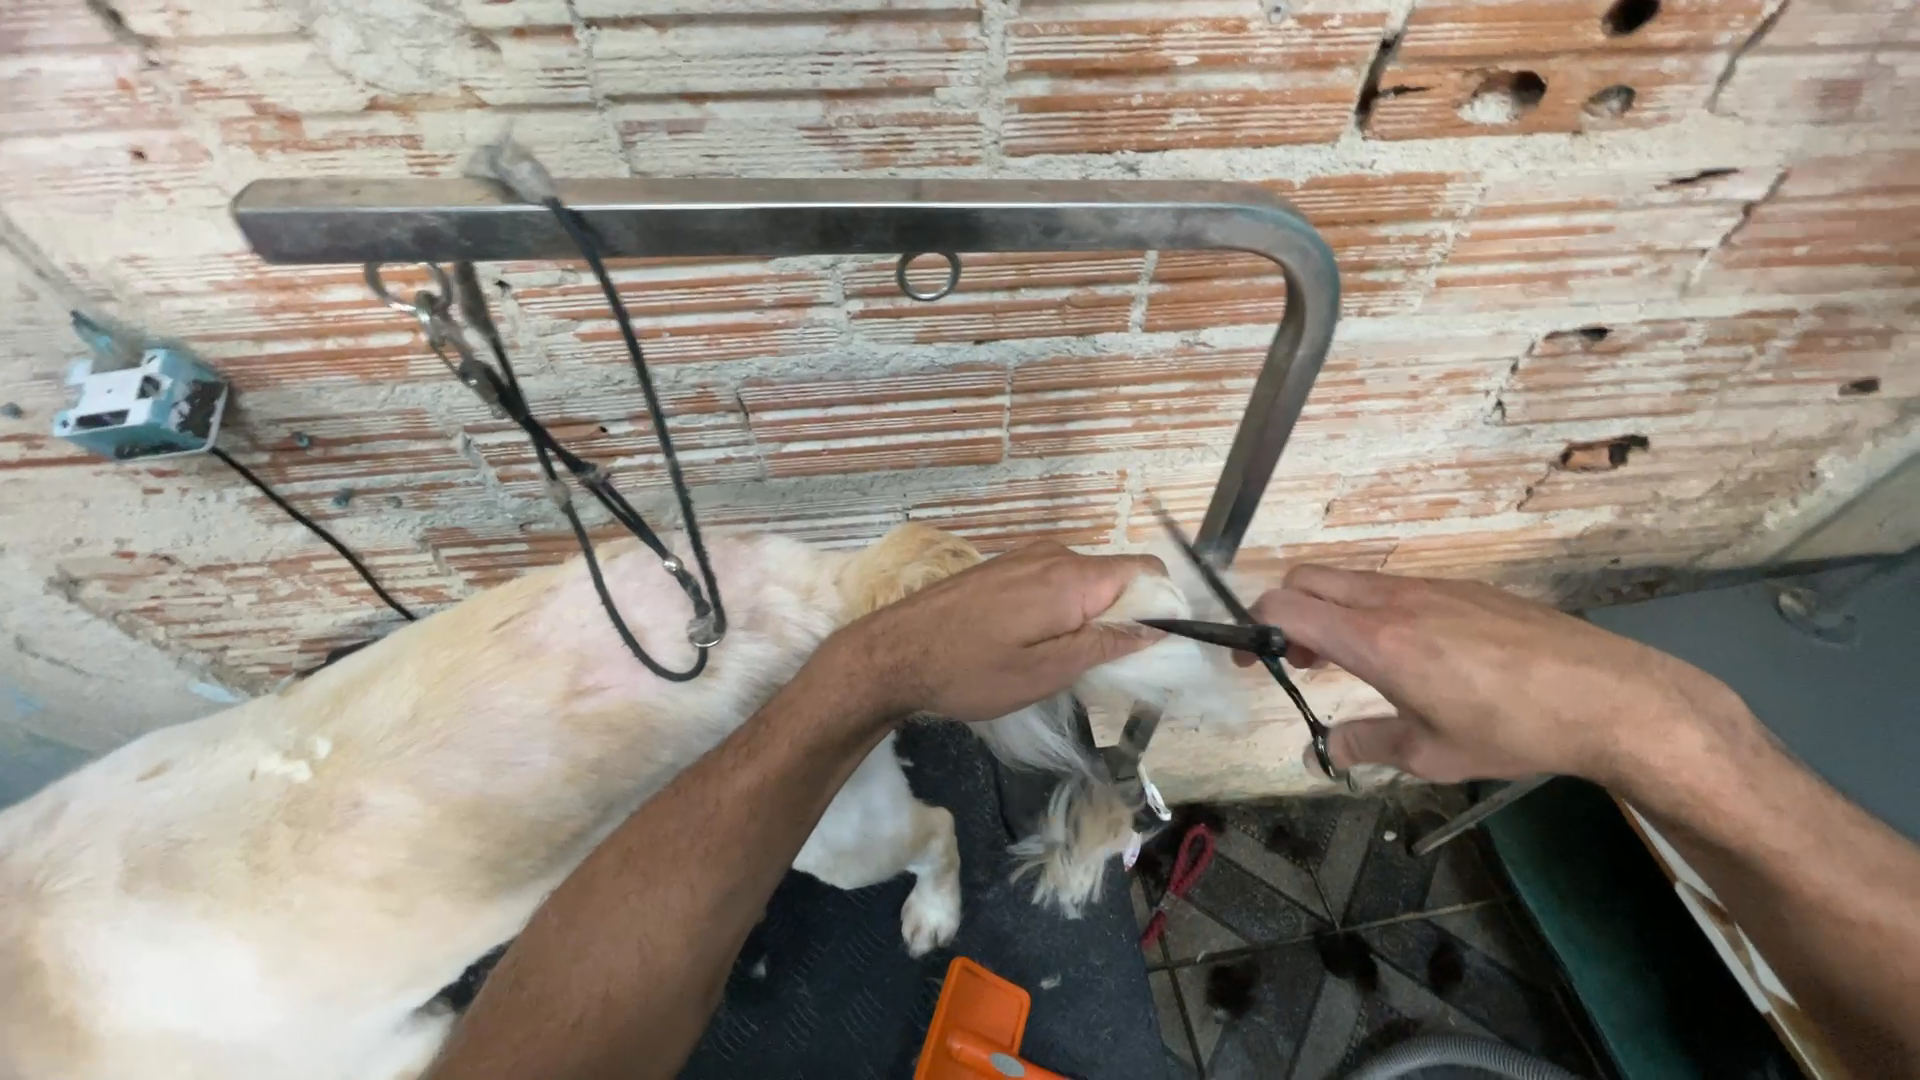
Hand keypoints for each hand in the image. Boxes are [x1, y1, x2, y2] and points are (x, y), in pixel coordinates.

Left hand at [828, 541, 1166, 724]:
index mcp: (1073, 577)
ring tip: (1057, 660)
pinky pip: (1053, 582)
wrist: (892, 653)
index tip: (1150, 648)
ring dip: (1086, 617)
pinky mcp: (1003, 567)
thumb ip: (1105, 645)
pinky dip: (1058, 610)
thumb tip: (1155, 628)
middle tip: (1098, 667)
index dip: (1160, 607)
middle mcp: (1054, 554)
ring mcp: (1024, 557)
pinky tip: (1029, 643)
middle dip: (1121, 617)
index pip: (1147, 571)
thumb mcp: (1046, 671)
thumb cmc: (970, 670)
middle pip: (1116, 577)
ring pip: (1083, 582)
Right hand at [1248, 566, 1757, 785]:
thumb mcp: (1430, 754)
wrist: (1614, 698)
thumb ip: (1363, 745)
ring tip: (1349, 658)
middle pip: (1304, 579)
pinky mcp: (1460, 586)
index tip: (1256, 660)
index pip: (1283, 606)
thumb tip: (1320, 754)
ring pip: (1347, 580)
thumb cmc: (1513, 731)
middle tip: (1299, 659)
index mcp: (1374, 640)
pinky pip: (1390, 584)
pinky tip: (1408, 649)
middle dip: (1284, 612)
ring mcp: (1428, 586)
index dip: (1255, 628)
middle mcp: (1391, 601)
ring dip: (1327, 609)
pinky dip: (1368, 607)